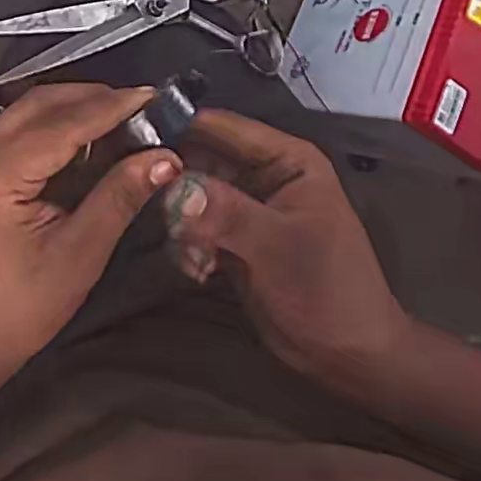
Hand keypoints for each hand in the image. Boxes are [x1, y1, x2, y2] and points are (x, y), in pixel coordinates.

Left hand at [0, 83, 180, 375]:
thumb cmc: (28, 302)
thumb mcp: (81, 252)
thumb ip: (119, 196)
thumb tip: (164, 158)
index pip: (60, 126)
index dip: (109, 107)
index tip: (152, 96)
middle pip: (41, 104)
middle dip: (95, 98)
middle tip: (143, 104)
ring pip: (31, 108)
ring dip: (77, 104)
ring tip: (125, 113)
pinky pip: (23, 125)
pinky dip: (60, 120)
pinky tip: (92, 130)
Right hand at [169, 108, 409, 378]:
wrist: (346, 356)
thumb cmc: (329, 291)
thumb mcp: (280, 247)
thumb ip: (229, 214)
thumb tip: (177, 188)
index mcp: (284, 158)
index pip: (220, 125)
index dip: (177, 125)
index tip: (134, 141)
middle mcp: (259, 172)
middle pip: (196, 155)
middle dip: (174, 183)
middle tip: (159, 212)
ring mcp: (242, 204)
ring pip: (188, 191)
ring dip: (180, 222)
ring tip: (194, 255)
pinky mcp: (229, 234)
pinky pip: (191, 223)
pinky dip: (186, 243)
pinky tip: (199, 270)